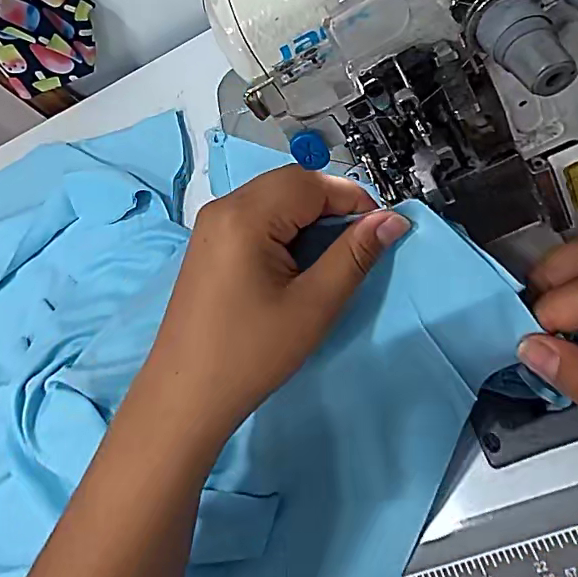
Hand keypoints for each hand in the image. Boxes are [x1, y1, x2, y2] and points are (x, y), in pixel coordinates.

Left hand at [136, 166, 409, 441]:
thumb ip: (354, 255)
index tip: (380, 229)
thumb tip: (391, 220)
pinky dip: (284, 223)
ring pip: (274, 195)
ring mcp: (212, 222)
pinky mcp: (209, 240)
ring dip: (308, 214)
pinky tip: (297, 258)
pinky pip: (256, 212)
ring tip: (330, 254)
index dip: (352, 199)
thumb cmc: (251, 353)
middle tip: (357, 243)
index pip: (311, 183)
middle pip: (290, 182)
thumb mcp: (313, 305)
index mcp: (245, 215)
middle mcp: (224, 206)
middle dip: (330, 204)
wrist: (186, 395)